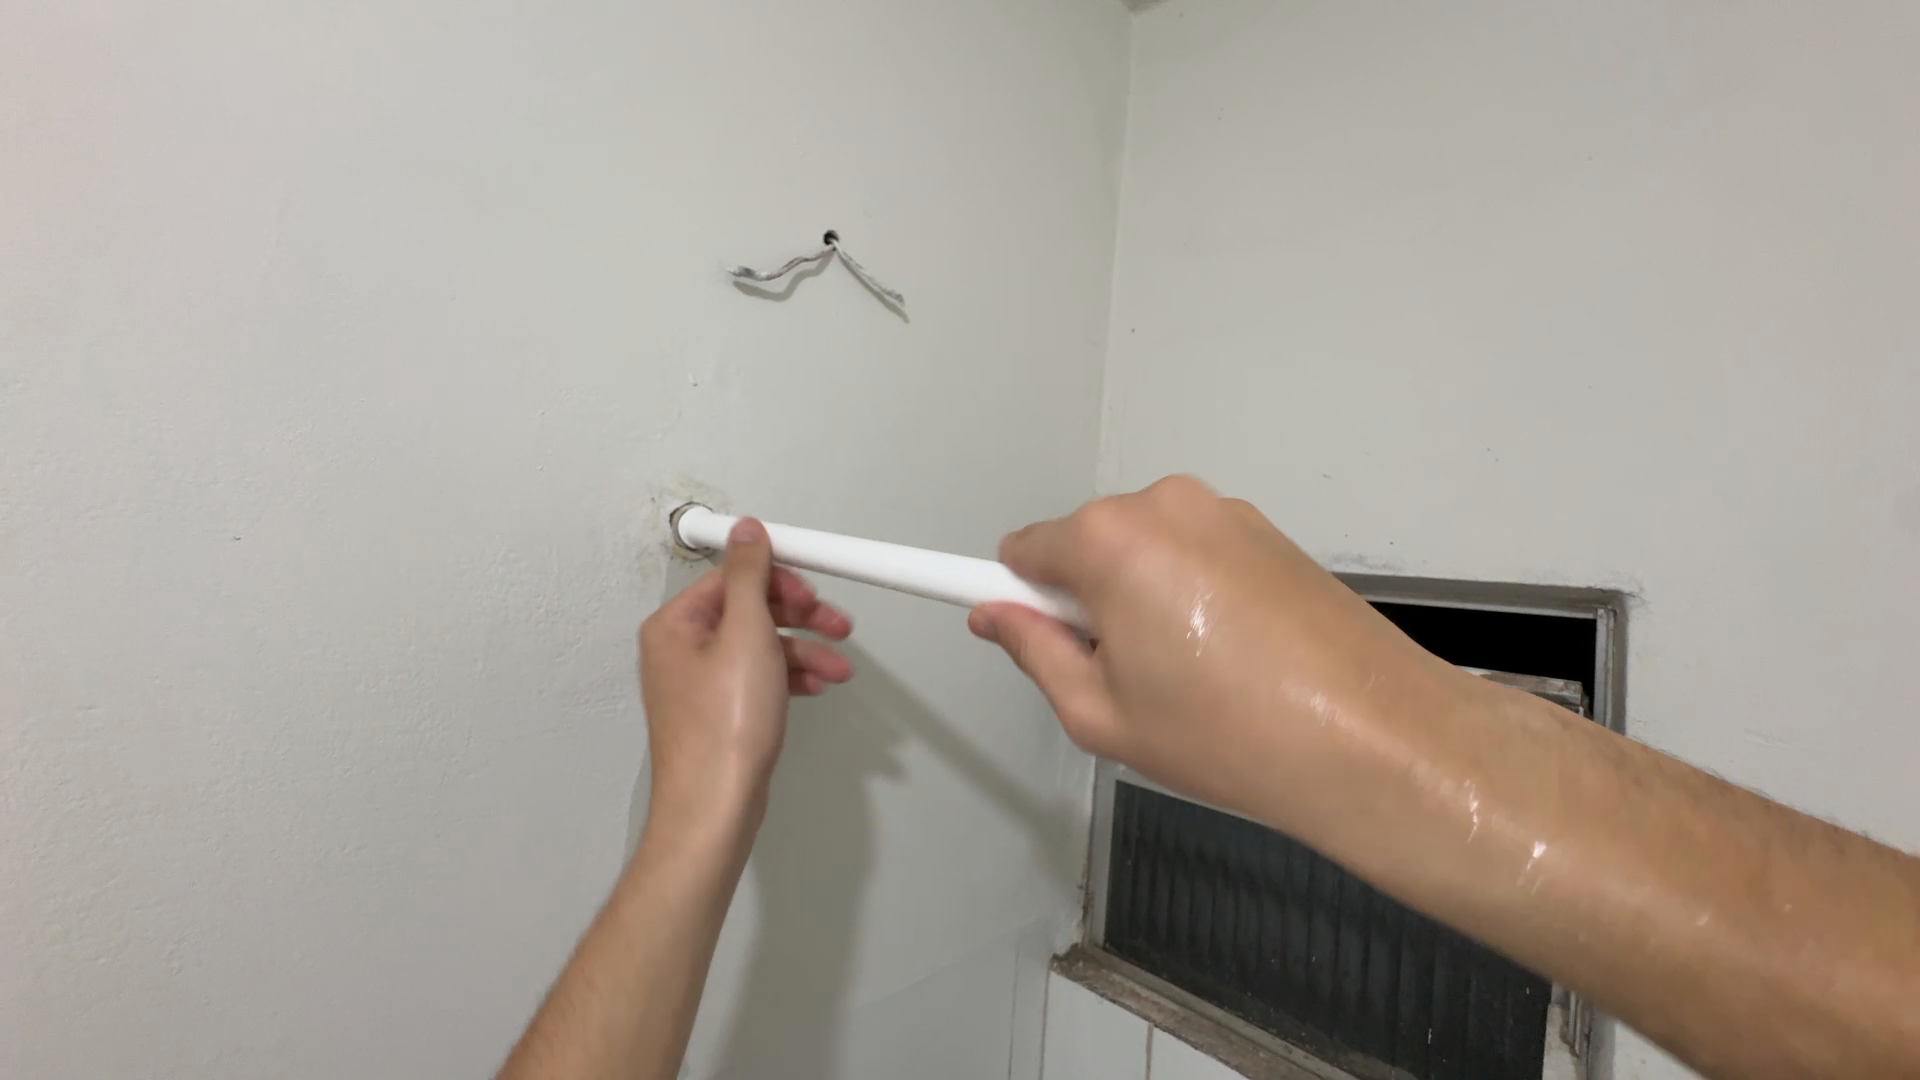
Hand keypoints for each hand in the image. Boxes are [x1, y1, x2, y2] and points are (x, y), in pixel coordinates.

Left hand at [640, 519, 853, 819]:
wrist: (718, 804)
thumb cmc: (721, 732)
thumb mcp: (746, 633)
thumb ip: (750, 575)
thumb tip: (746, 531)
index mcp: (677, 625)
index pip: (735, 577)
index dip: (780, 579)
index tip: (812, 585)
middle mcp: (684, 649)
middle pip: (753, 609)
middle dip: (801, 616)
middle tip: (835, 623)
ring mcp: (704, 681)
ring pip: (764, 645)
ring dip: (805, 649)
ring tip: (837, 664)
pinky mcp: (724, 707)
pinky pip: (763, 675)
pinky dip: (793, 676)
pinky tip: (817, 684)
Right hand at [968, 476, 1473, 838]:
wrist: (1378, 740)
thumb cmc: (1230, 733)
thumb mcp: (1100, 711)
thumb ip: (1032, 650)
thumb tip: (997, 616)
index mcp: (1109, 543)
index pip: (1012, 553)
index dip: (983, 582)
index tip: (956, 589)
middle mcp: (1160, 504)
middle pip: (1076, 547)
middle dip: (1078, 600)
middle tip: (1119, 671)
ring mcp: (1217, 508)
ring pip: (1133, 547)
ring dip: (1132, 593)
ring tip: (1184, 665)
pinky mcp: (1259, 524)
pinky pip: (1184, 547)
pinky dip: (1180, 585)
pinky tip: (1222, 643)